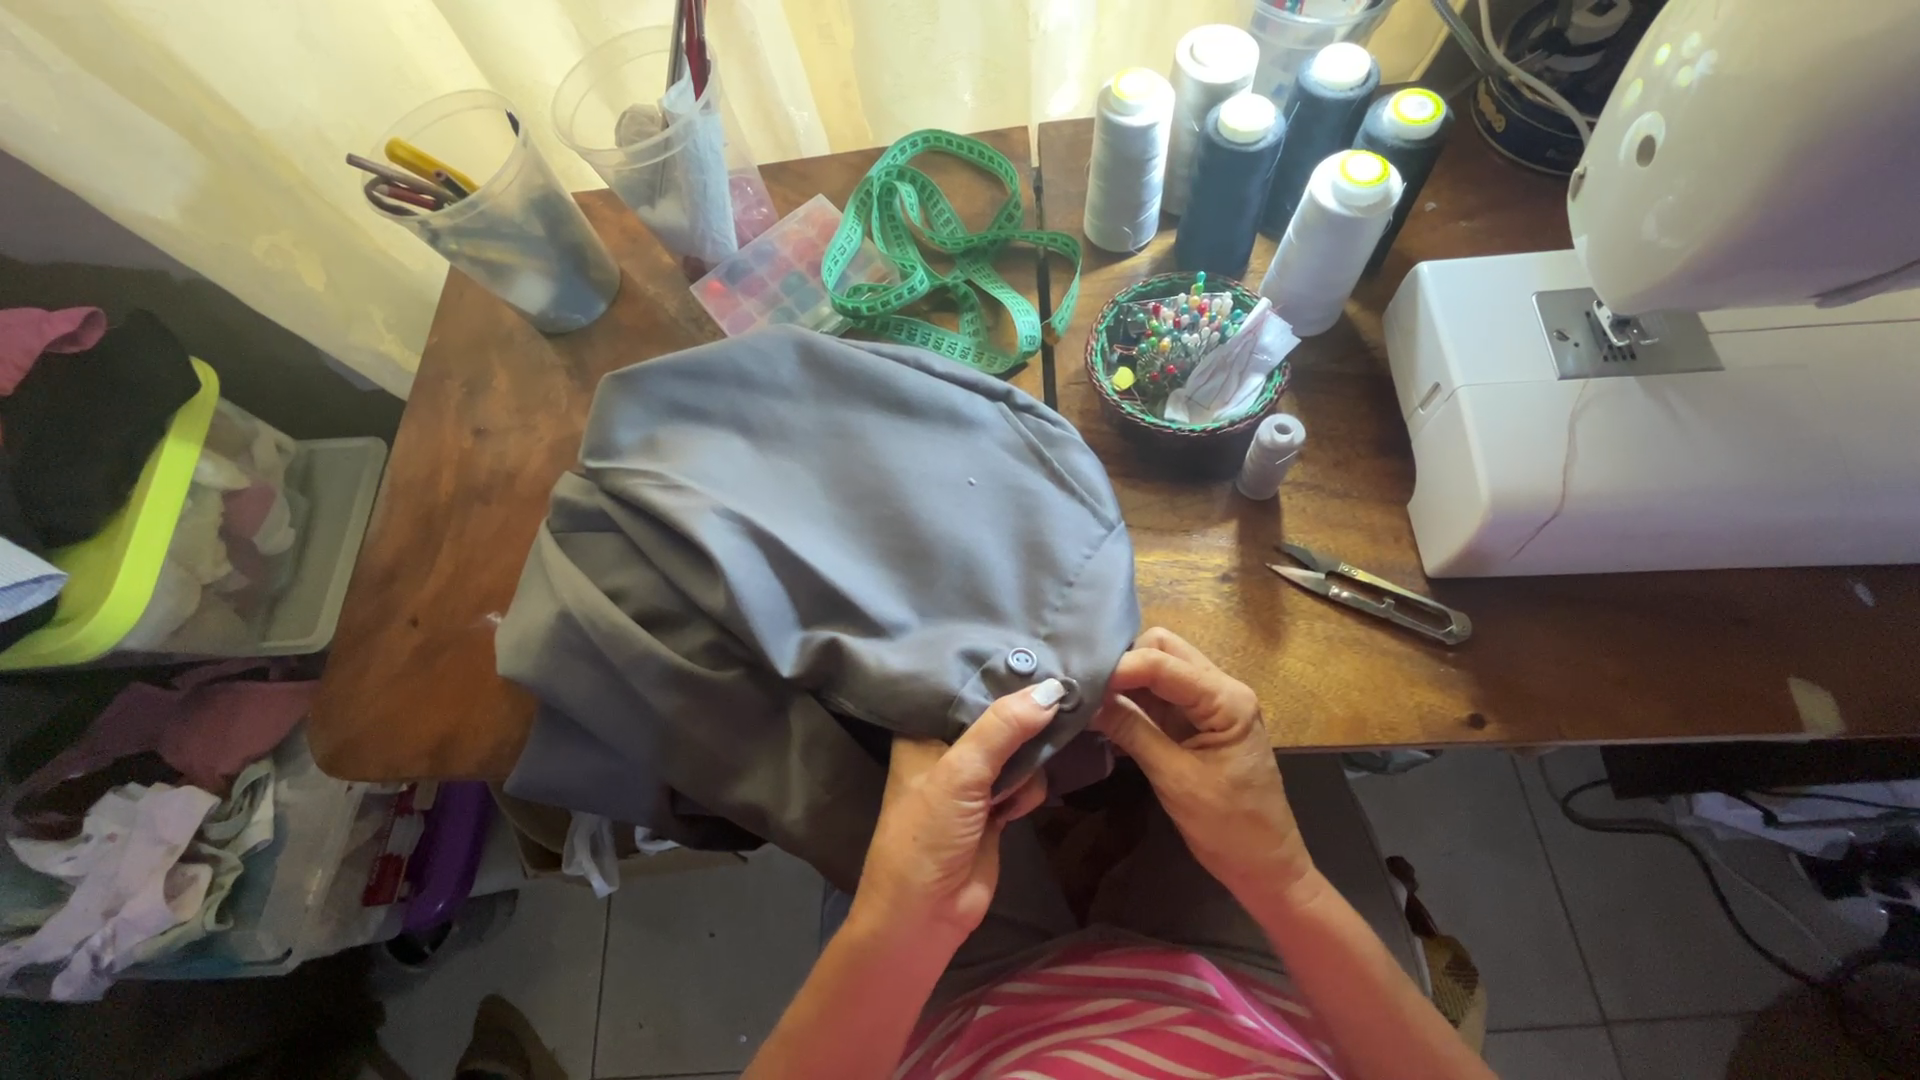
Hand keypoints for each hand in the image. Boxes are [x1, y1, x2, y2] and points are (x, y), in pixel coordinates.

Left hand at [848, 681, 1056, 951]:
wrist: (925, 915)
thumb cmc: (927, 833)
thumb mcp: (961, 771)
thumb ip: (1004, 727)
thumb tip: (1052, 690)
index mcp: (922, 729)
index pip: (965, 686)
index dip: (1000, 673)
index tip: (1041, 653)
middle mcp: (946, 747)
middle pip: (999, 715)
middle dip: (1025, 716)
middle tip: (1061, 698)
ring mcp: (972, 779)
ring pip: (1019, 748)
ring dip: (1028, 762)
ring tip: (1015, 781)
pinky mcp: (995, 806)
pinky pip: (1026, 780)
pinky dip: (1028, 790)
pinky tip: (1014, 809)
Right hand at [1092, 628, 1315, 903]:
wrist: (1264, 867)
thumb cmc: (1229, 826)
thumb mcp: (1174, 777)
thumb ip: (1131, 730)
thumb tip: (1086, 700)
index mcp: (1227, 699)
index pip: (1163, 661)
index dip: (1120, 667)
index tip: (1080, 682)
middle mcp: (1220, 689)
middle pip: (1163, 650)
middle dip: (1123, 663)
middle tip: (1087, 689)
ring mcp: (1207, 705)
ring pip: (1158, 669)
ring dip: (1124, 681)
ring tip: (1087, 699)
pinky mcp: (1194, 723)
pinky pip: (1158, 696)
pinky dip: (1131, 701)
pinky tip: (1104, 714)